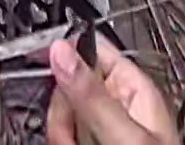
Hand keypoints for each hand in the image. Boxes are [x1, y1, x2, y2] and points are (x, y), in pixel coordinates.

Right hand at [46, 37, 179, 144]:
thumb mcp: (125, 137)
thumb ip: (91, 93)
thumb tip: (61, 49)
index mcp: (135, 90)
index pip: (90, 48)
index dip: (65, 59)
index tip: (49, 76)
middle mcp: (119, 108)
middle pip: (68, 86)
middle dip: (62, 114)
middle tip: (72, 137)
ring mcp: (106, 134)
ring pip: (63, 117)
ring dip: (62, 135)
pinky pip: (65, 137)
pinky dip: (63, 143)